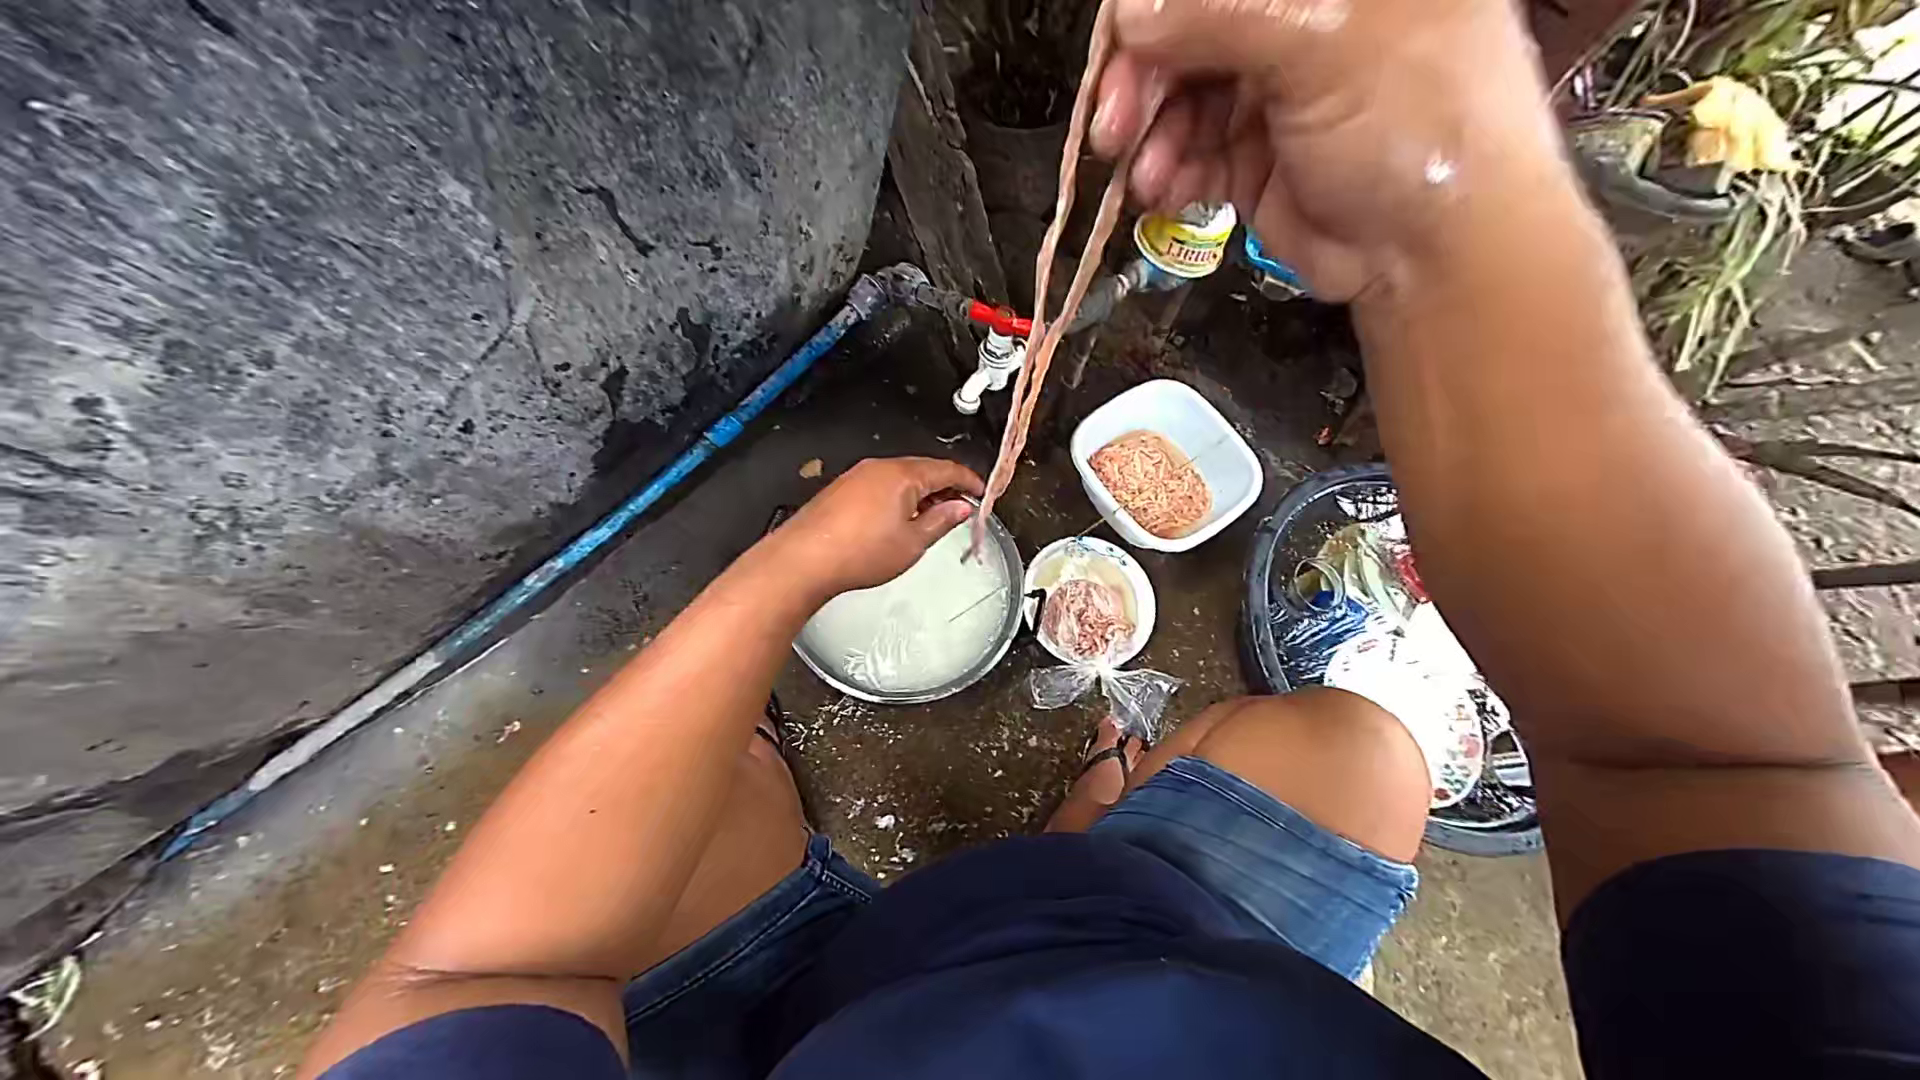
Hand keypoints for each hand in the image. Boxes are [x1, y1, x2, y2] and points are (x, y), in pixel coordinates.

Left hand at [762, 457, 984, 599]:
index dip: (969, 480)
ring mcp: (858, 477)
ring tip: (931, 521)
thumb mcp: (913, 542)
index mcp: (902, 474)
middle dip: (946, 488)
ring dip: (922, 495)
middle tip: (960, 509)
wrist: (804, 561)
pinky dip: (898, 499)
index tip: (980, 490)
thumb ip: (942, 521)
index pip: (947, 469)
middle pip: (924, 470)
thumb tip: (959, 508)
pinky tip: (899, 523)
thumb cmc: (854, 552)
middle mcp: (878, 468)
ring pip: (901, 478)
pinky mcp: (843, 490)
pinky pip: (880, 486)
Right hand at [1089, 0, 1572, 299]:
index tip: (1119, 48)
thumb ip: (1224, 16)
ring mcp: (1268, 97)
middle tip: (1113, 131)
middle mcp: (1293, 24)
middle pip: (1186, 38)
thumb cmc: (1413, 125)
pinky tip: (1164, 193)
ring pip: (1180, 105)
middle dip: (1143, 86)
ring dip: (1153, 142)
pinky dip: (1169, 176)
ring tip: (1148, 179)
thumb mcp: (1325, 44)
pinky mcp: (1248, 162)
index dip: (1156, 8)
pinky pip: (1188, 158)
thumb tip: (1130, 13)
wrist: (1426, 249)